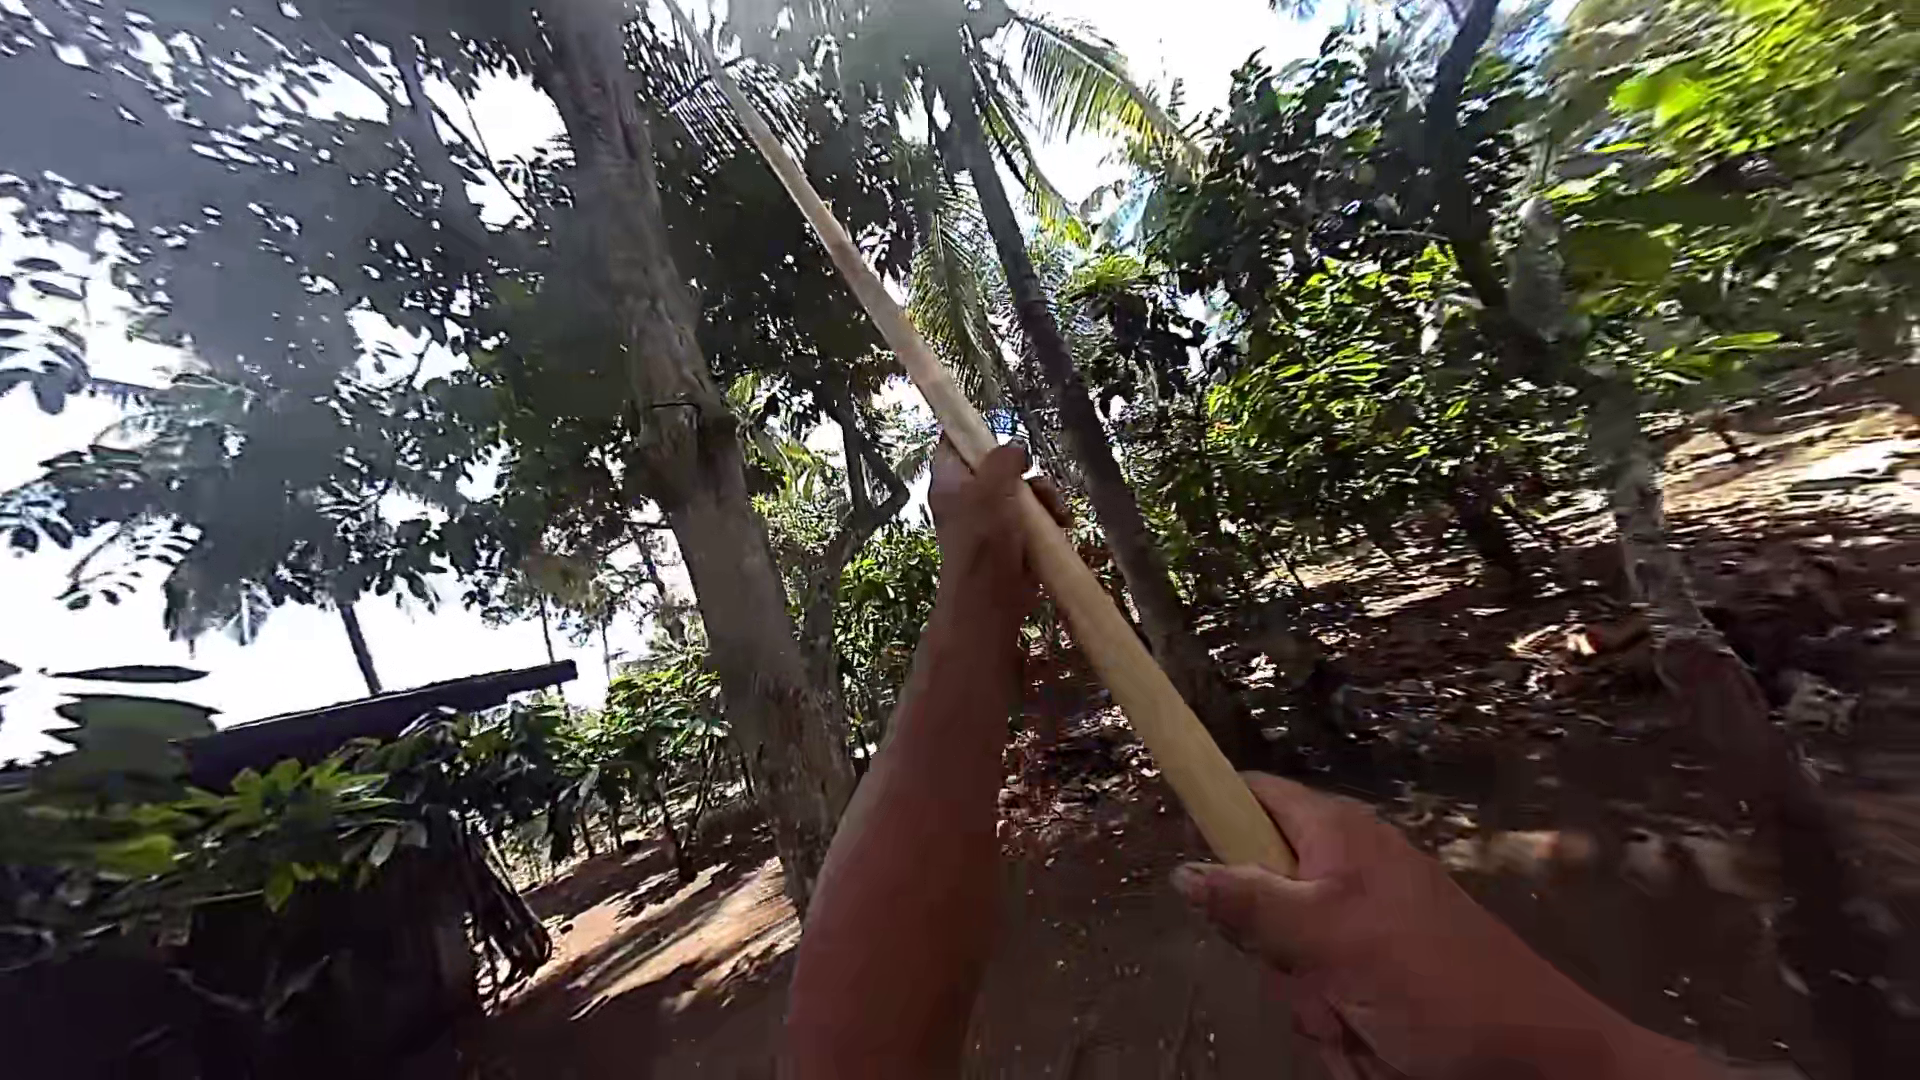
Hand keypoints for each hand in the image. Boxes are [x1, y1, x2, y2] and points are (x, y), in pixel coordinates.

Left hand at [927, 439, 1061, 621]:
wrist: (993, 599)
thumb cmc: (983, 540)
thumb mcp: (990, 490)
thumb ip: (1002, 461)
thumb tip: (1015, 448)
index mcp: (950, 481)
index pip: (954, 443)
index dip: (973, 432)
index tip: (1001, 431)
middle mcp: (968, 496)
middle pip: (998, 466)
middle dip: (1025, 472)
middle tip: (1036, 482)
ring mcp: (992, 517)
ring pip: (1022, 490)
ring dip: (1044, 496)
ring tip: (1057, 511)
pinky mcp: (1013, 536)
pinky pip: (1033, 516)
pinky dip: (1049, 517)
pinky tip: (1061, 524)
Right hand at [1170, 774, 1717, 1079]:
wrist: (1556, 1074)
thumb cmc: (1439, 982)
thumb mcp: (1332, 939)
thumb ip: (1249, 904)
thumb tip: (1178, 872)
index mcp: (1330, 830)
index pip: (1249, 792)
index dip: (1214, 808)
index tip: (1198, 853)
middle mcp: (1337, 864)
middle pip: (1254, 881)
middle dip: (1268, 940)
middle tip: (1302, 970)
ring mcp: (1355, 918)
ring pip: (1280, 945)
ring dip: (1302, 991)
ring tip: (1349, 1017)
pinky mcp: (1370, 967)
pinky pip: (1315, 984)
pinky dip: (1330, 1017)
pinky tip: (1366, 1038)